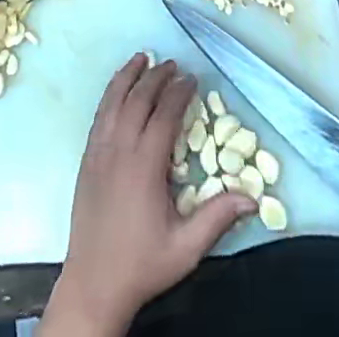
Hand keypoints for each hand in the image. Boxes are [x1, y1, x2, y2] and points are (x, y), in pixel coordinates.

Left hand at [41, 55, 255, 335]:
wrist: (94, 280)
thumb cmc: (142, 264)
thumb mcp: (186, 247)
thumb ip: (217, 218)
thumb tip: (251, 197)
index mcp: (143, 167)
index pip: (163, 117)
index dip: (178, 94)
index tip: (191, 78)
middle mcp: (118, 151)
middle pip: (137, 101)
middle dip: (156, 78)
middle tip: (173, 63)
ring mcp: (98, 152)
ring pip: (112, 102)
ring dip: (127, 77)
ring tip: (140, 58)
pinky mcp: (87, 158)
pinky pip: (98, 116)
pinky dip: (109, 95)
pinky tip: (117, 89)